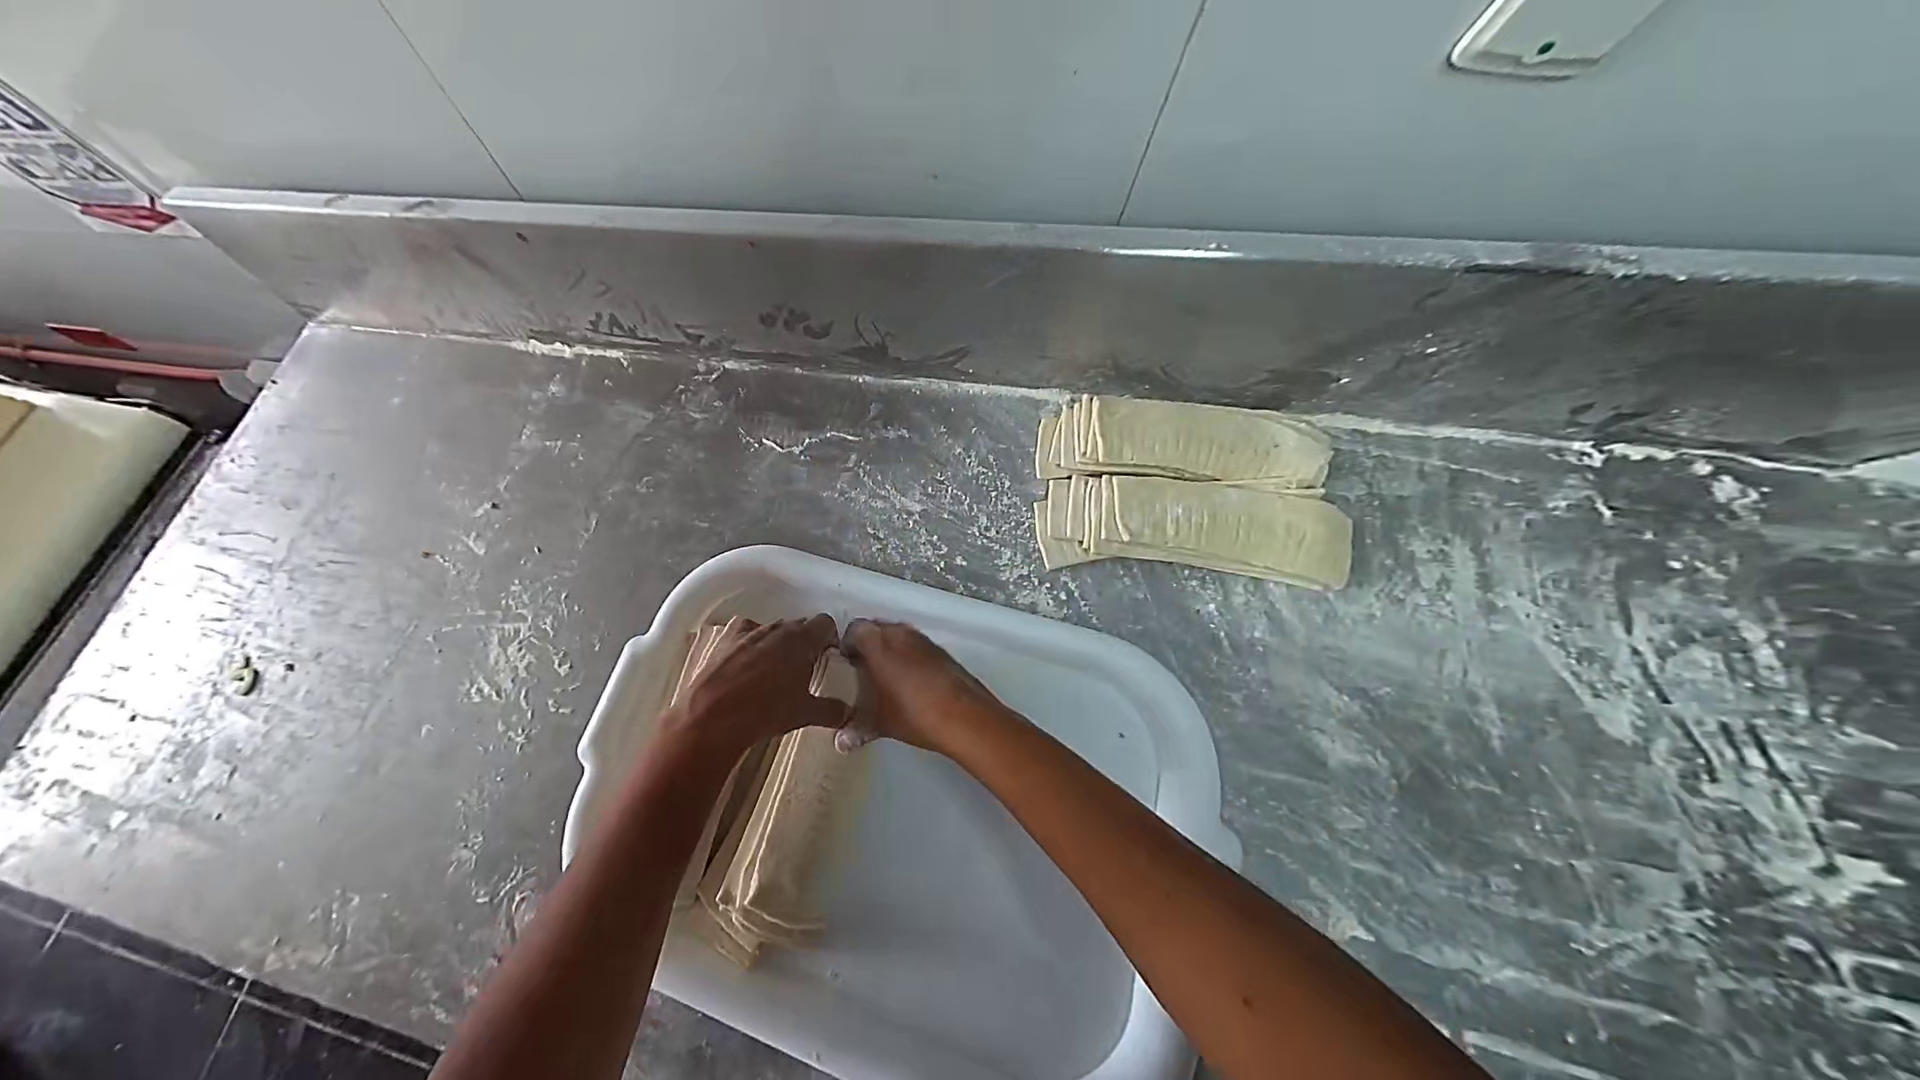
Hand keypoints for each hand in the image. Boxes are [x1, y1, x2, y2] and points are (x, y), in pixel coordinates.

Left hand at [661, 615, 847, 760]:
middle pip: (799, 625)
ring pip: (773, 629)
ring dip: (778, 643)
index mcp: (802, 640)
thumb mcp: (805, 713)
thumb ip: (831, 710)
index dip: (829, 637)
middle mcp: (777, 630)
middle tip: (806, 666)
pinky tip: (748, 663)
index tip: (829, 653)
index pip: (825, 623)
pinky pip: (745, 634)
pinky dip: (750, 643)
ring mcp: (749, 633)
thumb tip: (845, 713)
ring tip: (776, 670)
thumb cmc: (763, 711)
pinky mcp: (726, 641)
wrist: (712, 717)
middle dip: (805, 641)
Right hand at [839, 619, 1008, 754]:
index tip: (845, 662)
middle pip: (877, 629)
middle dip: (868, 644)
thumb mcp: (881, 723)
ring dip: (889, 648)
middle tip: (862, 669)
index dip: (847, 644)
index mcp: (880, 644)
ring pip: (899, 635)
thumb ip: (857, 728)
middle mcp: (901, 635)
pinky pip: (916, 645)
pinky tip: (910, 680)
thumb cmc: (915, 715)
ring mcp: (924, 640)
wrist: (966, 718)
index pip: (856, 629)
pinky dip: (908, 655)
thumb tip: (841, 741)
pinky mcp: (942, 651)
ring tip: (885, 675)